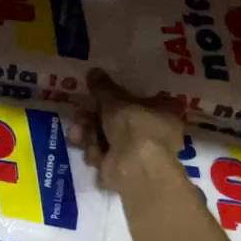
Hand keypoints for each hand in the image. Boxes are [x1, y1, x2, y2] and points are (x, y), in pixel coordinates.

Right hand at [67, 69, 186, 193]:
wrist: (136, 167)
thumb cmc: (135, 126)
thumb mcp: (116, 101)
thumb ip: (103, 88)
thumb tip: (93, 71)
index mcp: (163, 113)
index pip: (139, 101)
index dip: (116, 98)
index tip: (97, 95)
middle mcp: (153, 133)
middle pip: (118, 120)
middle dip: (95, 117)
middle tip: (81, 112)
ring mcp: (137, 153)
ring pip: (107, 138)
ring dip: (89, 133)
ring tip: (77, 131)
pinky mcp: (122, 169)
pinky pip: (105, 155)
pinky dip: (95, 151)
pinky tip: (90, 150)